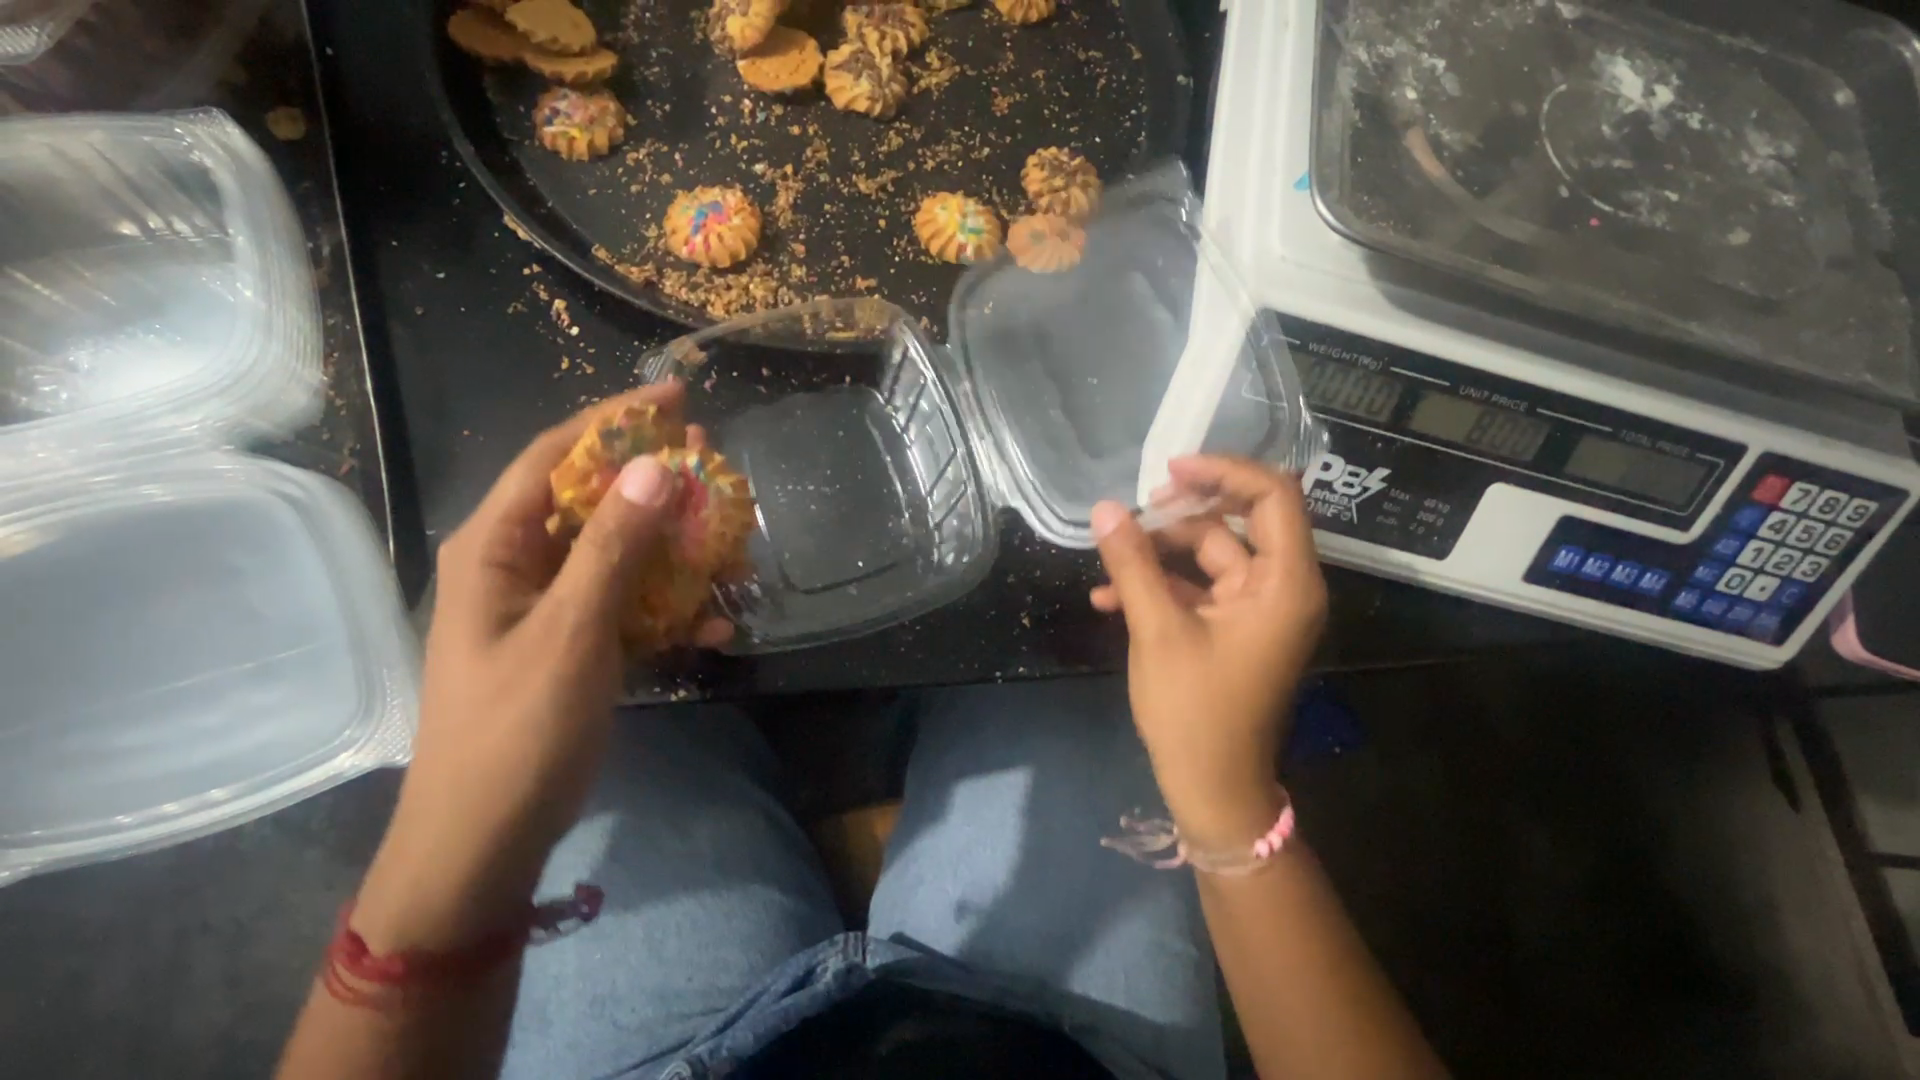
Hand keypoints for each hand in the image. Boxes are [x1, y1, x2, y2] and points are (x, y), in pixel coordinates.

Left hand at [352, 382, 729, 951]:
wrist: (485, 839)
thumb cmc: (518, 730)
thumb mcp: (571, 633)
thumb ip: (614, 549)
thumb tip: (657, 466)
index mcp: (495, 546)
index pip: (556, 457)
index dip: (615, 421)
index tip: (679, 400)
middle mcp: (518, 564)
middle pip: (593, 500)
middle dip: (657, 486)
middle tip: (717, 472)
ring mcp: (546, 607)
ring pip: (619, 553)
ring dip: (675, 550)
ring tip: (732, 550)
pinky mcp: (572, 644)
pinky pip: (626, 605)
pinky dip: (668, 608)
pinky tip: (713, 625)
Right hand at [1090, 456, 1326, 850]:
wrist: (1212, 788)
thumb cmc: (1194, 711)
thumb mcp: (1157, 630)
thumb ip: (1133, 564)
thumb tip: (1105, 509)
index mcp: (1285, 584)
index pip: (1273, 497)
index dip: (1223, 472)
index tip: (1169, 469)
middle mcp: (1281, 588)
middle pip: (1236, 523)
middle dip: (1179, 515)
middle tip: (1131, 512)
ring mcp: (1257, 611)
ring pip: (1210, 557)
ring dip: (1158, 556)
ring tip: (1107, 564)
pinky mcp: (1234, 630)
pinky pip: (1200, 590)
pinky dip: (1161, 587)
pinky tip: (1108, 599)